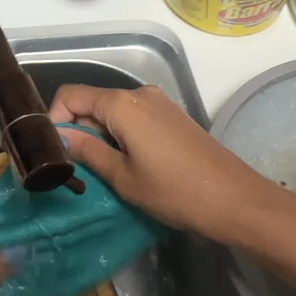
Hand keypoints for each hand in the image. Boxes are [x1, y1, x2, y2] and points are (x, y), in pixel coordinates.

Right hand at [48, 83, 279, 243]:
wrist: (240, 202)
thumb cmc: (176, 192)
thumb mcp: (124, 178)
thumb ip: (88, 151)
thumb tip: (60, 136)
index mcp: (120, 104)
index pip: (70, 95)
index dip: (55, 118)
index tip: (57, 150)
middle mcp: (138, 93)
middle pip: (92, 101)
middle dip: (79, 129)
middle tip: (77, 166)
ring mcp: (158, 102)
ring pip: (113, 110)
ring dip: (101, 133)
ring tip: (105, 169)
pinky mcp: (173, 116)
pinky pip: (134, 115)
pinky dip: (122, 133)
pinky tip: (132, 163)